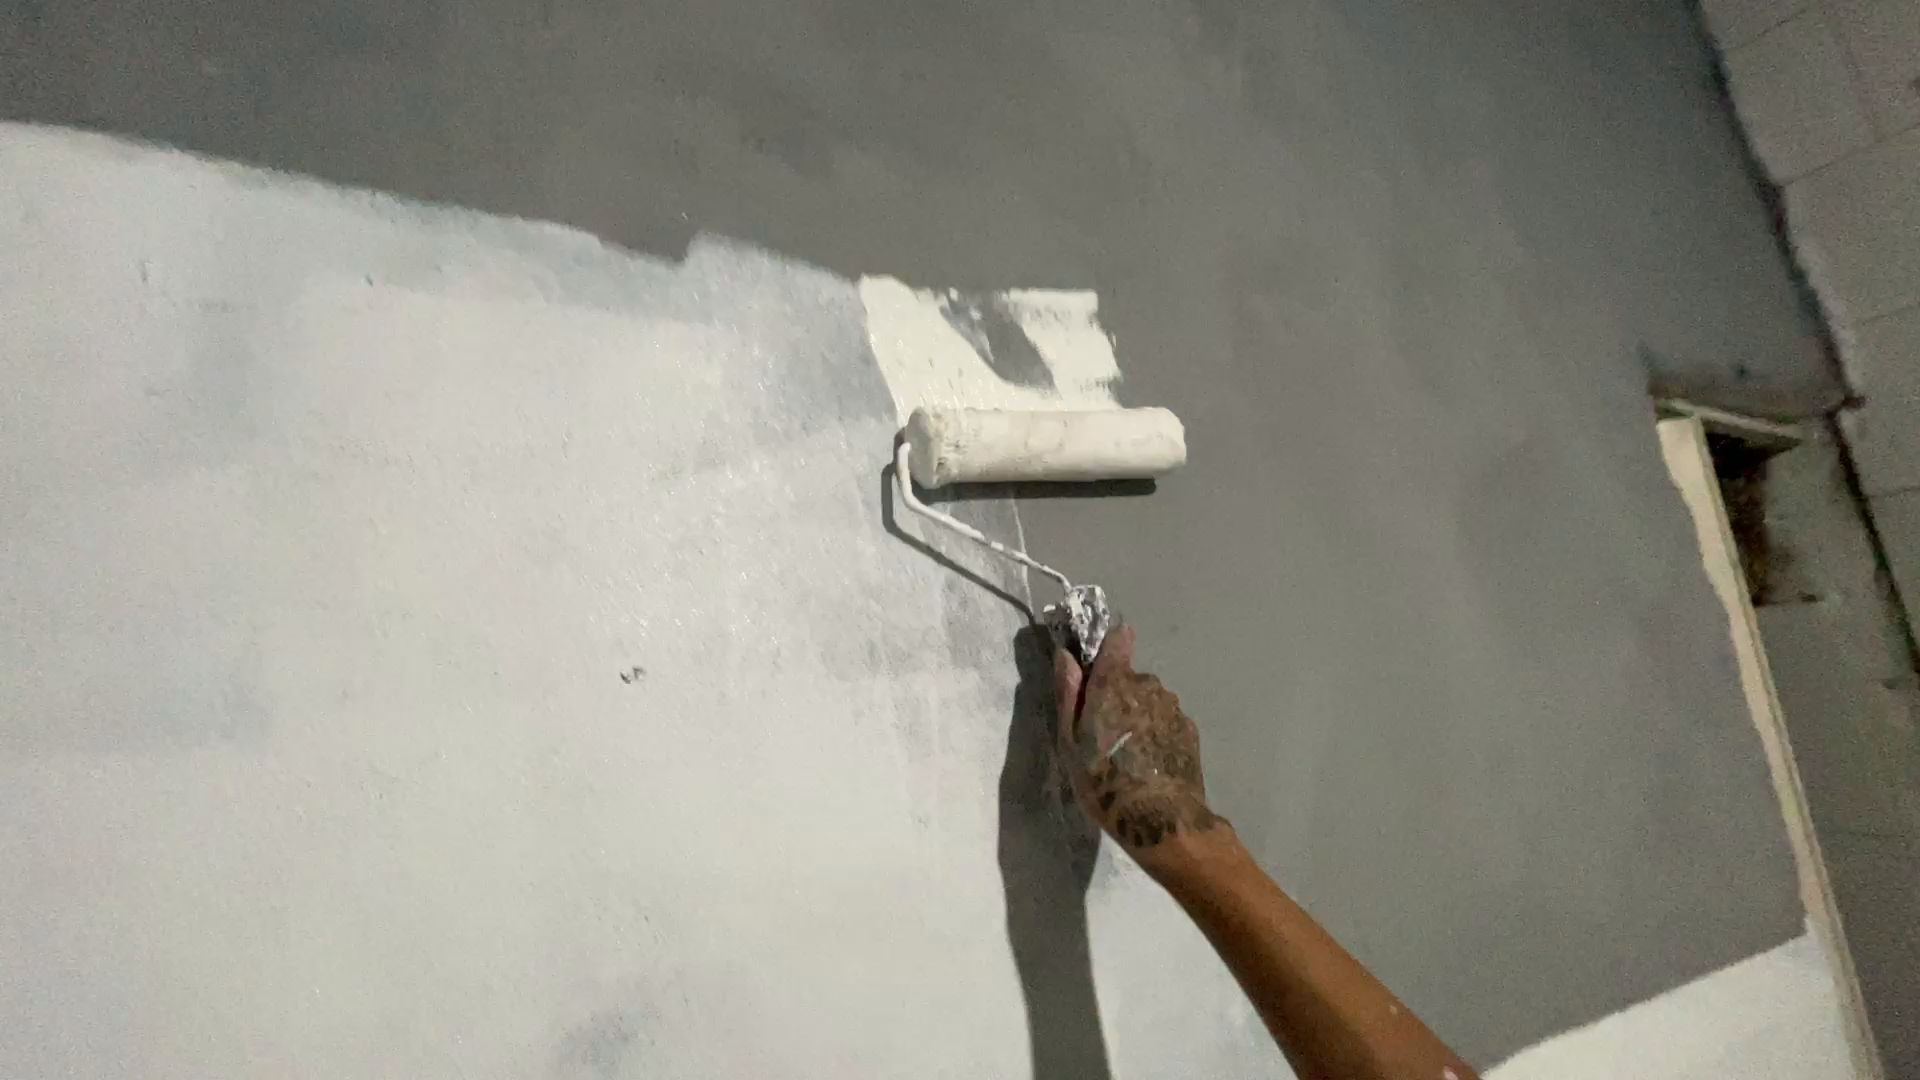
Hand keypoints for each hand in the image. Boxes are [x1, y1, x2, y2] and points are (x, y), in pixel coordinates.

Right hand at [1054, 625, 1226, 869]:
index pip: (1117, 639)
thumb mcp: (1069, 741)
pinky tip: (1150, 763)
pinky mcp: (1190, 729)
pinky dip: (1158, 732)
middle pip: (1130, 677)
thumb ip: (1067, 693)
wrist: (1162, 822)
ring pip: (1150, 699)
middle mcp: (1147, 684)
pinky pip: (1167, 720)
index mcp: (1113, 681)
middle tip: (1104, 733)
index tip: (1096, 670)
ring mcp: (1173, 706)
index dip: (1107, 647)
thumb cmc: (1104, 780)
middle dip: (1118, 695)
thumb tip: (1064, 656)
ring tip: (1129, 754)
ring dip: (1139, 715)